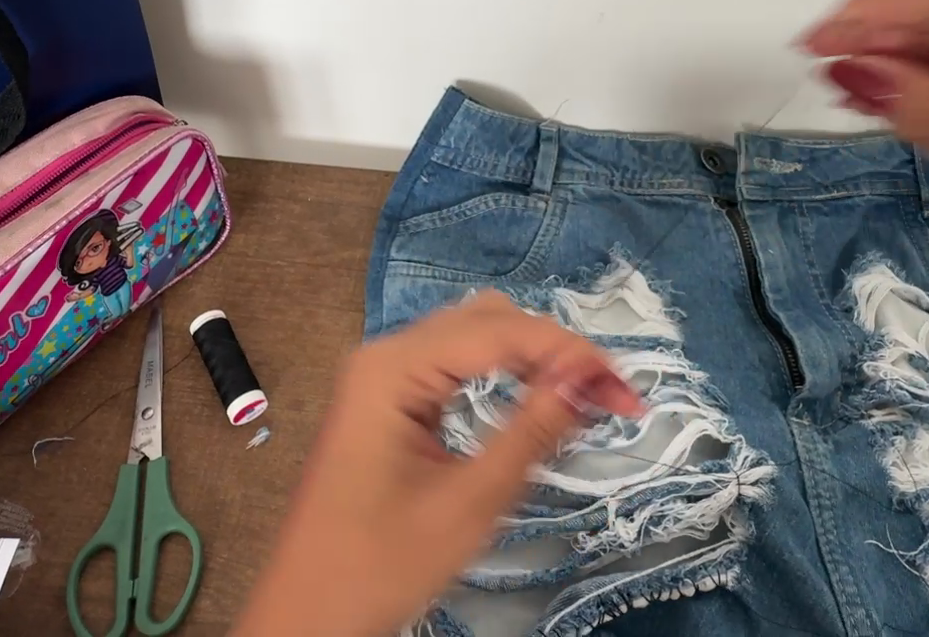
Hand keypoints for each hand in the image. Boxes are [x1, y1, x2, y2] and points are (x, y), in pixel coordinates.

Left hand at [232, 293, 642, 636]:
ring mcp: (384, 371)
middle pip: (486, 321)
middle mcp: (387, 352)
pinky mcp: (390, 394)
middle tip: (609, 396)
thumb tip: (584, 378)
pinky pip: (455, 361)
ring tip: (582, 394)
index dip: (567, 352)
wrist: (305, 614)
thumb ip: (529, 433)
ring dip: (531, 354)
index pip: (498, 331)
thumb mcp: (466, 505)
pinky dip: (502, 369)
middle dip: (553, 349)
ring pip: (473, 334)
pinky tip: (534, 391)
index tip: (624, 389)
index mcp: (394, 368)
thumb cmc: (377, 566)